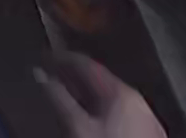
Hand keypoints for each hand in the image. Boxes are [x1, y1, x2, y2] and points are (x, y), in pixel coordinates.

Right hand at [36, 53, 165, 137]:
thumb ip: (56, 96)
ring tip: (61, 96)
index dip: (60, 58)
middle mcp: (138, 103)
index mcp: (122, 93)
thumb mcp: (77, 127)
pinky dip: (97, 110)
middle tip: (48, 76)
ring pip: (108, 99)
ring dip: (83, 94)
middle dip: (72, 77)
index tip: (41, 57)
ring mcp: (146, 123)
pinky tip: (84, 118)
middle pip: (98, 80)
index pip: (85, 63)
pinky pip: (117, 114)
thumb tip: (39, 74)